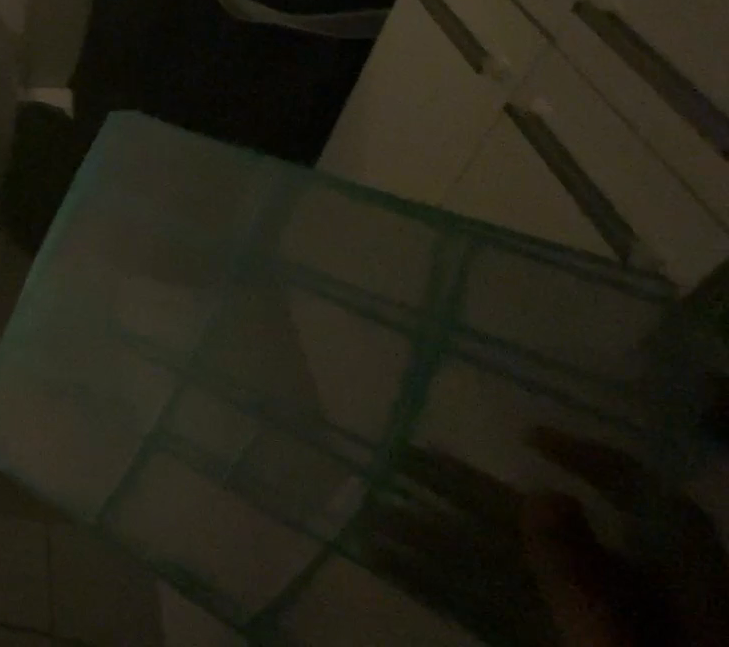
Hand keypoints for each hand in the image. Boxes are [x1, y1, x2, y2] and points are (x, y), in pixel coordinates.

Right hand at [362, 431, 728, 646]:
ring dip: (442, 534)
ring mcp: (593, 633)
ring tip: (377, 508)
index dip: (596, 463)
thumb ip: (585, 582)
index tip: (526, 440)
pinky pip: (494, 609)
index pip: (653, 506)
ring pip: (512, 567)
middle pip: (558, 531)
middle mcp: (640, 605)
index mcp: (689, 597)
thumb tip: (545, 495)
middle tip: (410, 459)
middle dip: (477, 493)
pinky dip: (443, 583)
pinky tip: (390, 561)